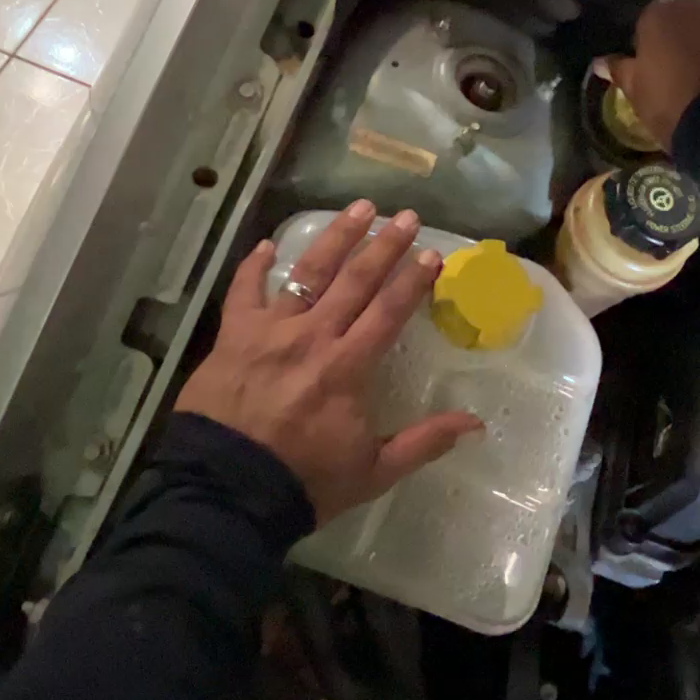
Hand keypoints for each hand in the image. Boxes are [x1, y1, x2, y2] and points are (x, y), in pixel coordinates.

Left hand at [175, 199, 484, 523]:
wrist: (224, 491)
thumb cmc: (304, 481)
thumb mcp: (374, 472)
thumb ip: (424, 442)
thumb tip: (475, 423)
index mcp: (347, 366)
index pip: (389, 311)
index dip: (413, 280)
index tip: (432, 253)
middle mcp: (312, 336)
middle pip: (354, 280)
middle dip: (383, 245)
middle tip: (405, 215)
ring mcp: (269, 331)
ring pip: (307, 272)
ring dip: (335, 238)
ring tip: (358, 208)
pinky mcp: (232, 335)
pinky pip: (243, 291)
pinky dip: (254, 266)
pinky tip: (267, 244)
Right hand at [599, 0, 699, 148]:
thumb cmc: (678, 105)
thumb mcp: (639, 96)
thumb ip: (622, 72)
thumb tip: (602, 62)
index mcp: (660, 12)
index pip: (650, 24)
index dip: (655, 49)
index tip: (660, 72)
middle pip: (690, 14)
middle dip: (690, 35)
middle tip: (694, 70)